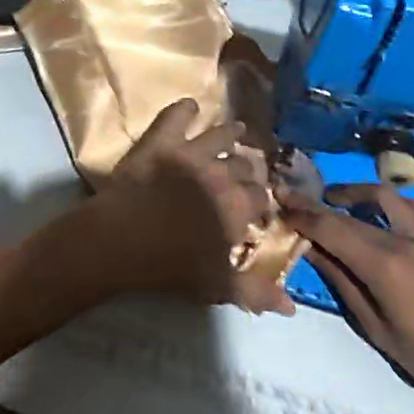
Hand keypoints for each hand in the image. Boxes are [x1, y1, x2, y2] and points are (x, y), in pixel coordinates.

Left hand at [91, 99, 294, 315]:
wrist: (121, 241)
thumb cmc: (170, 266)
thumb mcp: (217, 285)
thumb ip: (256, 292)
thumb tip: (292, 308)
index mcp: (237, 207)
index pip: (260, 197)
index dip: (260, 201)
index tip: (257, 205)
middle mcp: (221, 173)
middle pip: (244, 165)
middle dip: (248, 169)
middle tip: (244, 172)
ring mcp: (192, 152)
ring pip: (220, 135)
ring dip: (231, 133)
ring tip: (237, 130)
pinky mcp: (162, 140)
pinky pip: (177, 116)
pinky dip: (185, 109)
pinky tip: (190, 106)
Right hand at [283, 184, 413, 413]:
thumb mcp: (379, 331)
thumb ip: (344, 284)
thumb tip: (313, 251)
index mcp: (385, 265)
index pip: (332, 227)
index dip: (302, 213)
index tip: (279, 200)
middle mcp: (405, 238)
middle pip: (352, 210)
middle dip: (320, 203)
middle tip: (298, 200)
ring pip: (386, 196)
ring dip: (357, 193)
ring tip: (339, 201)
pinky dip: (389, 202)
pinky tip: (383, 215)